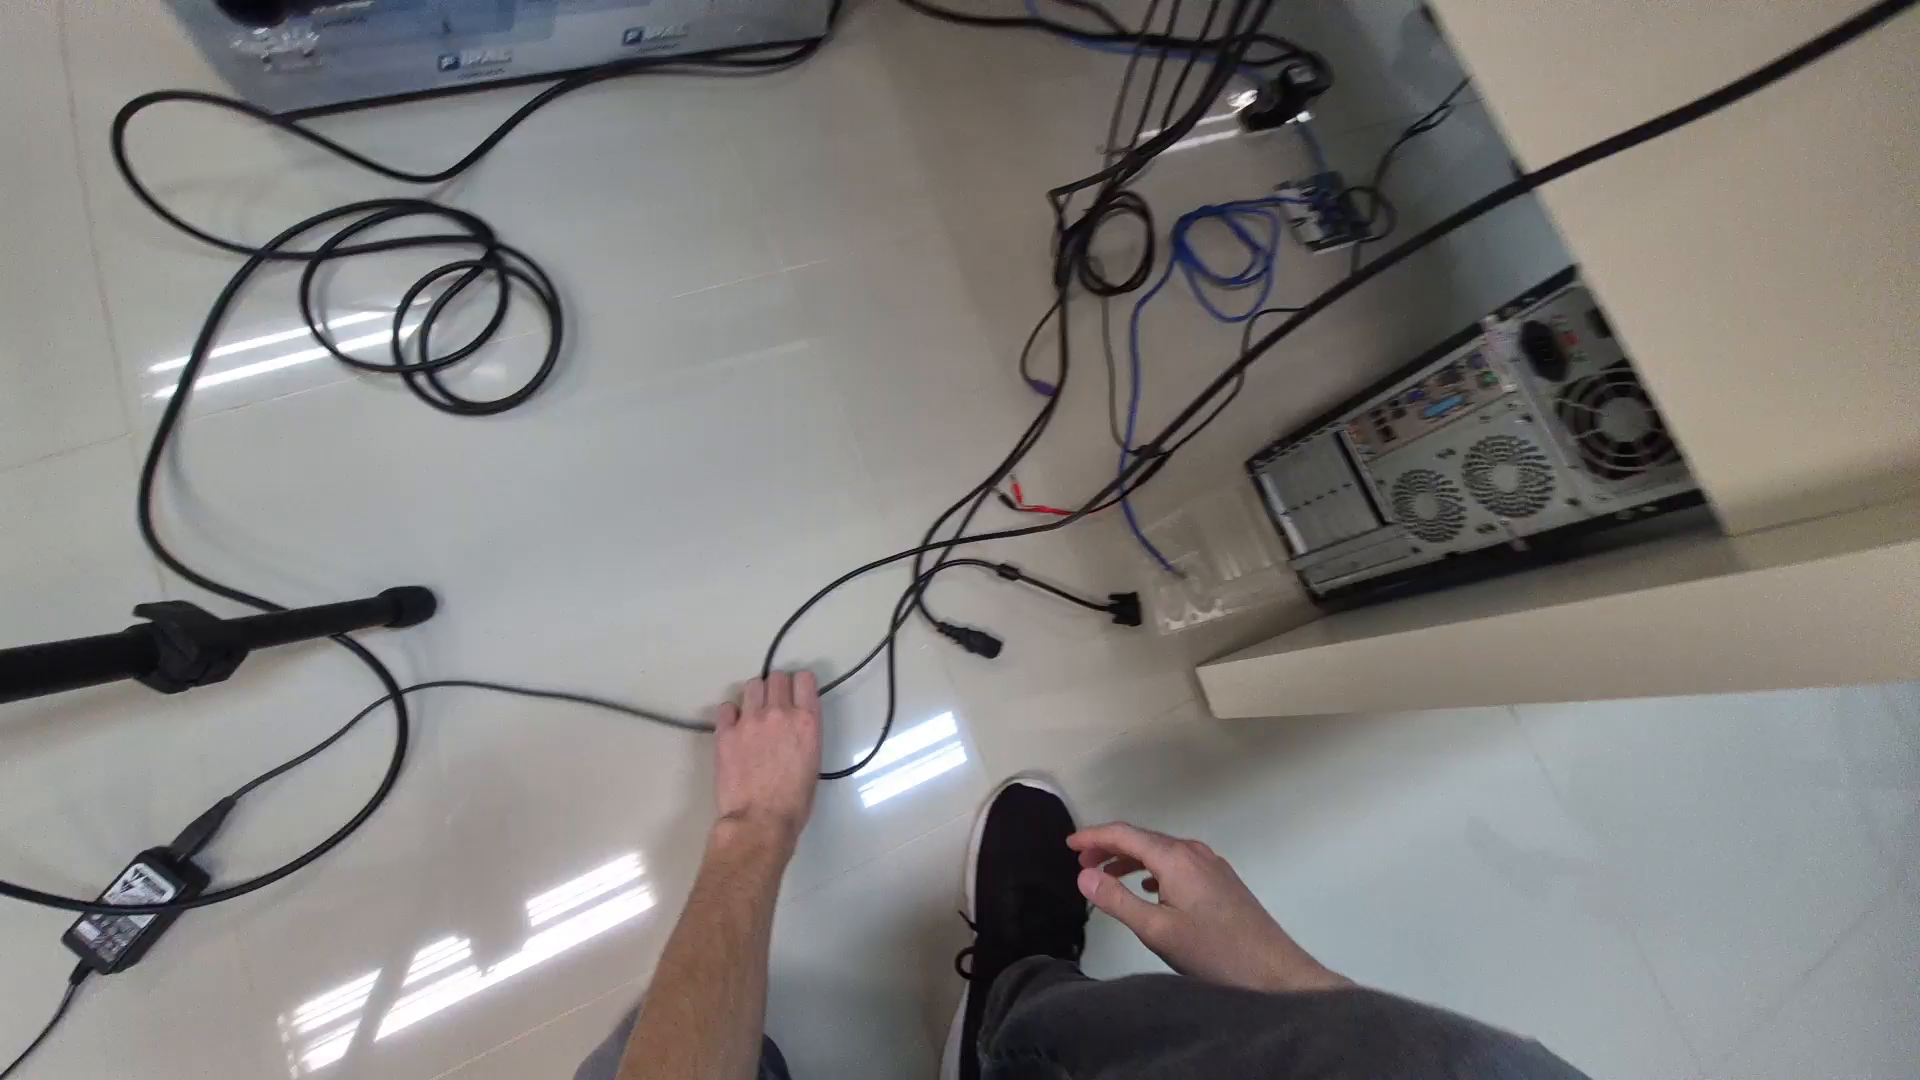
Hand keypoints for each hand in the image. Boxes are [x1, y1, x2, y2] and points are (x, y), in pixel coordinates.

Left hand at [713, 672, 821, 854]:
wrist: (760, 821)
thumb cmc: (795, 800)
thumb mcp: (813, 760)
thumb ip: (805, 732)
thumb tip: (794, 724)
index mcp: (806, 720)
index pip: (804, 679)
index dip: (800, 685)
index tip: (797, 694)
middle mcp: (779, 712)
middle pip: (777, 678)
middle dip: (778, 687)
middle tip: (775, 705)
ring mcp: (749, 720)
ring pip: (752, 686)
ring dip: (755, 696)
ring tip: (753, 714)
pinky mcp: (725, 733)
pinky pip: (726, 708)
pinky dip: (731, 714)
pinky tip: (734, 728)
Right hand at [1068, 822, 1349, 993]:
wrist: (1278, 975)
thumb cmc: (1214, 952)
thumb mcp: (1157, 930)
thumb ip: (1117, 900)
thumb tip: (1083, 874)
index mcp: (1175, 856)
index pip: (1125, 833)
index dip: (1093, 836)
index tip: (1068, 846)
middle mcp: (1192, 851)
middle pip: (1142, 839)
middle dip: (1109, 847)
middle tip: (1082, 865)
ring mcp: (1210, 864)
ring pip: (1160, 851)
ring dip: (1131, 860)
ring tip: (1108, 876)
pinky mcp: (1221, 880)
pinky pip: (1177, 863)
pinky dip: (1153, 870)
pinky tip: (1148, 889)